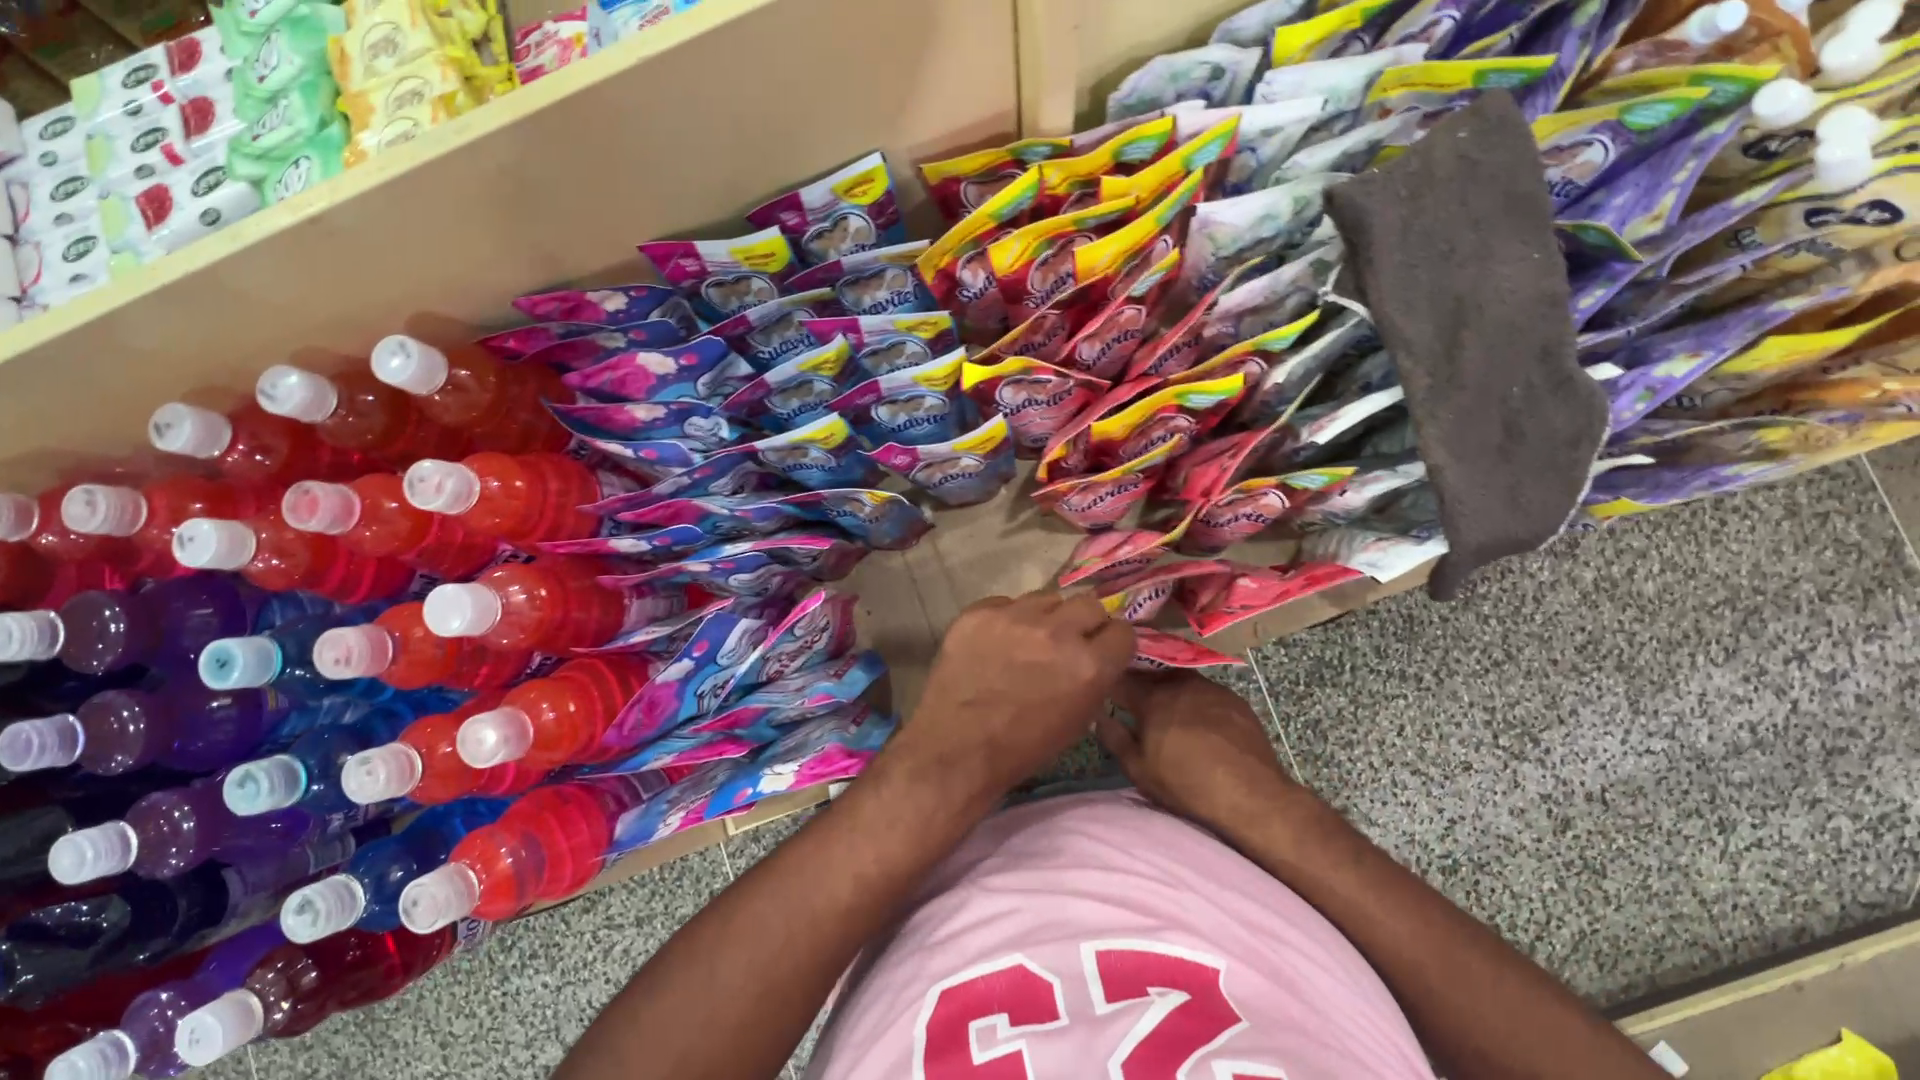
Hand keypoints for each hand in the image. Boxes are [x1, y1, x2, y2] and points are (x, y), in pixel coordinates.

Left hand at [887, 589, 1135, 809]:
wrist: (956, 749)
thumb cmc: (1022, 748)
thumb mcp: (1078, 721)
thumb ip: (1095, 678)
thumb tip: (1096, 653)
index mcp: (1089, 665)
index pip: (1121, 630)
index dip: (1111, 642)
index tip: (1100, 650)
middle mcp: (1058, 632)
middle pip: (1088, 604)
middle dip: (1083, 622)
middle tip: (1066, 641)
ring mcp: (1015, 617)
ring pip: (1047, 597)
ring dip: (1045, 616)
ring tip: (1028, 640)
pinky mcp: (979, 612)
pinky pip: (1006, 603)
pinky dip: (1007, 619)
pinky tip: (995, 643)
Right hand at [1096, 670, 1294, 833]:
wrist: (1250, 794)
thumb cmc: (1185, 784)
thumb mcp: (1138, 770)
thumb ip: (1114, 738)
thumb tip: (1100, 715)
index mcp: (1152, 698)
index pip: (1121, 679)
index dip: (1110, 683)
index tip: (1104, 692)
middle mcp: (1180, 684)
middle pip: (1152, 674)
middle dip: (1139, 682)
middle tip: (1133, 701)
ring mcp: (1211, 689)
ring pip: (1181, 680)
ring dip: (1169, 690)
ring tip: (1167, 710)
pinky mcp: (1235, 700)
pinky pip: (1206, 692)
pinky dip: (1195, 700)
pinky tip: (1199, 720)